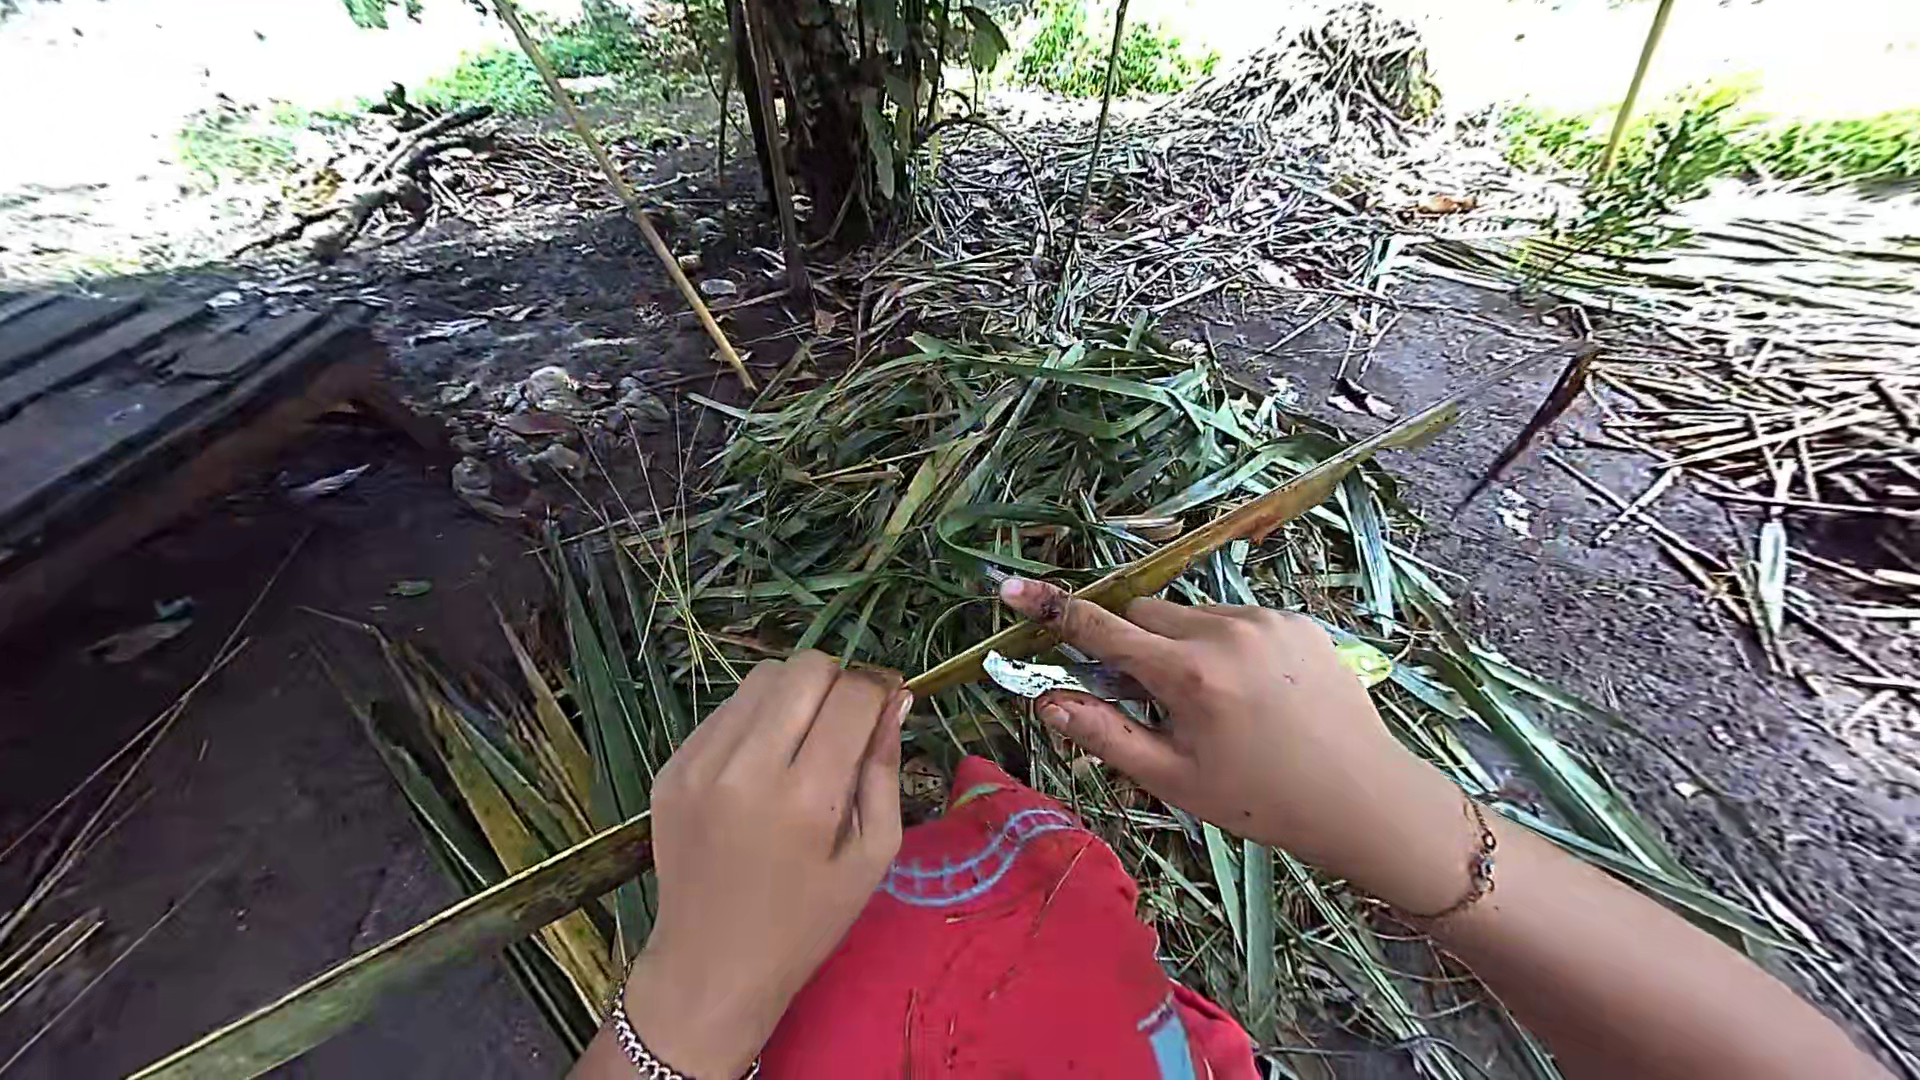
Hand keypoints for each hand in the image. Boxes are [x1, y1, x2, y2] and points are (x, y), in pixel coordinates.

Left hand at [623, 652, 910, 1078]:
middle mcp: (748, 769)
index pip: (853, 694)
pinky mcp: (672, 766)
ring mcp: (700, 764)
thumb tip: (895, 698)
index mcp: (807, 798)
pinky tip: (763, 758)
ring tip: (802, 737)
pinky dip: (758, 715)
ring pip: (765, 676)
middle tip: (844, 719)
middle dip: (838, 681)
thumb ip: (885, 768)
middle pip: (806, 668)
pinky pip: (729, 707)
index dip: (879, 688)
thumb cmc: (808, 919)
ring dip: (796, 693)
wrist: (709, 969)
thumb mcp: (873, 853)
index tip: (885, 702)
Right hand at [1000, 577, 1474, 912]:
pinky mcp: (1294, 618)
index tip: (1011, 589)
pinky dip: (1219, 641)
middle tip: (1155, 693)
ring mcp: (1264, 618)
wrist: (1369, 801)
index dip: (1051, 610)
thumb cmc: (1259, 800)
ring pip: (1186, 613)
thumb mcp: (1173, 779)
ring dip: (1178, 643)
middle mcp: (1224, 630)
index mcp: (1189, 674)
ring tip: (1214, 695)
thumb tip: (1046, 702)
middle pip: (1143, 614)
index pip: (1101, 630)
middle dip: (1133, 644)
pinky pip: (1230, 616)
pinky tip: (1252, 685)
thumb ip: (1104, 734)